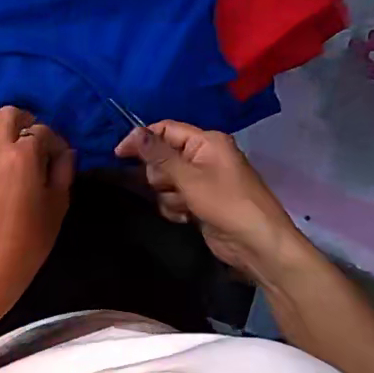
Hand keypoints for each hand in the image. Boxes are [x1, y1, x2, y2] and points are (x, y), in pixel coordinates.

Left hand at [0, 106, 74, 308]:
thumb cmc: (34, 233)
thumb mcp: (59, 200)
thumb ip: (63, 169)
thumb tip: (65, 153)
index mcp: (22, 154)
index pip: (42, 129)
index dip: (56, 142)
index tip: (62, 161)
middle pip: (8, 114)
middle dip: (27, 121)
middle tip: (42, 143)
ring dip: (15, 138)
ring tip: (32, 164)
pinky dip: (5, 153)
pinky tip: (18, 177)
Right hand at [115, 120, 306, 280]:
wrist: (255, 243)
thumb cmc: (226, 204)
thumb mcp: (190, 178)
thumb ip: (160, 155)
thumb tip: (134, 132)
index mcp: (206, 141)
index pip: (165, 130)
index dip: (142, 139)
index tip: (118, 155)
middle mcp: (202, 156)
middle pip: (161, 158)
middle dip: (160, 176)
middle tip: (172, 187)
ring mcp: (200, 181)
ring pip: (163, 182)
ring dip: (168, 197)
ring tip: (186, 207)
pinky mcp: (197, 201)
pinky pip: (171, 199)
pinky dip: (174, 208)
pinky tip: (187, 217)